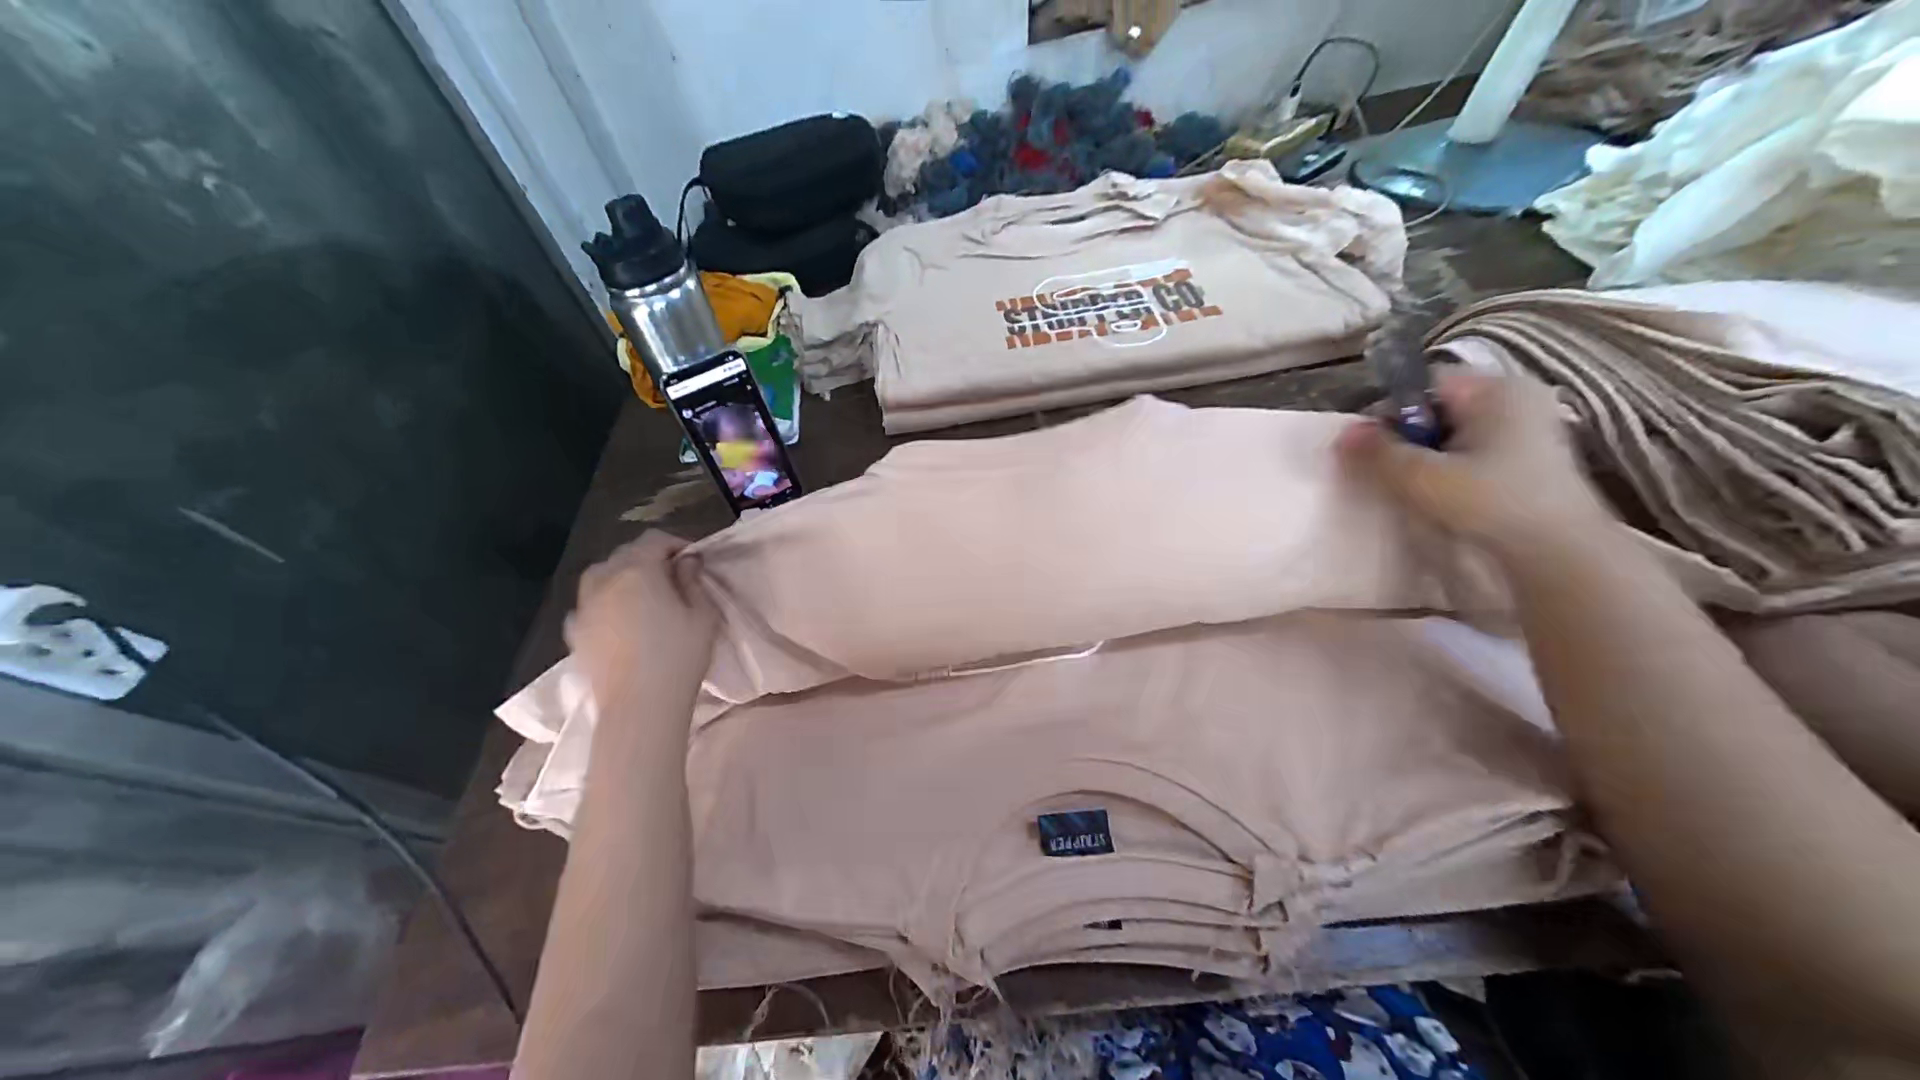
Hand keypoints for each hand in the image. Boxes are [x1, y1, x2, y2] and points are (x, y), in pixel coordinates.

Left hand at [564, 532, 717, 694]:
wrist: (639, 706)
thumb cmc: (679, 656)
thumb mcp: (703, 615)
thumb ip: (693, 581)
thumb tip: (686, 561)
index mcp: (638, 570)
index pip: (654, 540)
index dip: (676, 544)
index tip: (693, 559)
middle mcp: (605, 580)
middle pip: (625, 554)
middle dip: (649, 558)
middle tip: (673, 576)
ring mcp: (585, 606)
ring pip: (601, 576)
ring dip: (622, 576)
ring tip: (642, 594)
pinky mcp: (575, 632)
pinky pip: (589, 603)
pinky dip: (604, 601)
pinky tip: (616, 617)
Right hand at [1337, 372, 1612, 559]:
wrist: (1562, 555)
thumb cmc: (1491, 504)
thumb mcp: (1421, 478)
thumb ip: (1377, 452)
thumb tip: (1343, 432)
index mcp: (1495, 389)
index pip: (1424, 383)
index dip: (1391, 411)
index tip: (1374, 447)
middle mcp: (1518, 396)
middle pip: (1440, 406)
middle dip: (1410, 436)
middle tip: (1392, 471)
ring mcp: (1531, 426)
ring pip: (1457, 430)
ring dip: (1429, 454)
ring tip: (1417, 486)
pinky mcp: (1535, 455)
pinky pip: (1477, 448)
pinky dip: (1454, 465)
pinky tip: (1446, 494)